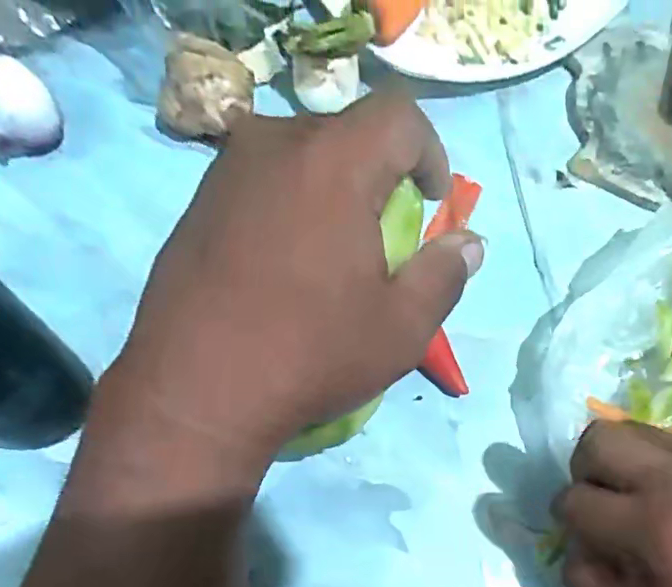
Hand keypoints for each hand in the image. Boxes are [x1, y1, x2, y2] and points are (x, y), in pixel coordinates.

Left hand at [97, 93, 482, 474]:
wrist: (201, 386)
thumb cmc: (316, 352)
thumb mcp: (404, 326)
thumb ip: (444, 274)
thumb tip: (470, 242)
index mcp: (335, 165)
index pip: (400, 116)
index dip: (432, 152)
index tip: (434, 202)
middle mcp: (276, 145)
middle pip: (351, 133)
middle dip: (386, 176)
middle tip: (392, 239)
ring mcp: (229, 168)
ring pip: (306, 155)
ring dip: (340, 192)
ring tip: (342, 257)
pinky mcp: (202, 199)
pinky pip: (269, 181)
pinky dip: (299, 206)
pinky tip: (295, 267)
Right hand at [552, 421, 671, 586]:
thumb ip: (587, 579)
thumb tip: (570, 543)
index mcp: (647, 527)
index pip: (573, 500)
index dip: (568, 518)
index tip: (586, 532)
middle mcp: (668, 480)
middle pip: (594, 441)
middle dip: (583, 470)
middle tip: (601, 497)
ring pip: (627, 428)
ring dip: (616, 458)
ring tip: (631, 489)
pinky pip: (663, 439)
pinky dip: (652, 460)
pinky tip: (671, 491)